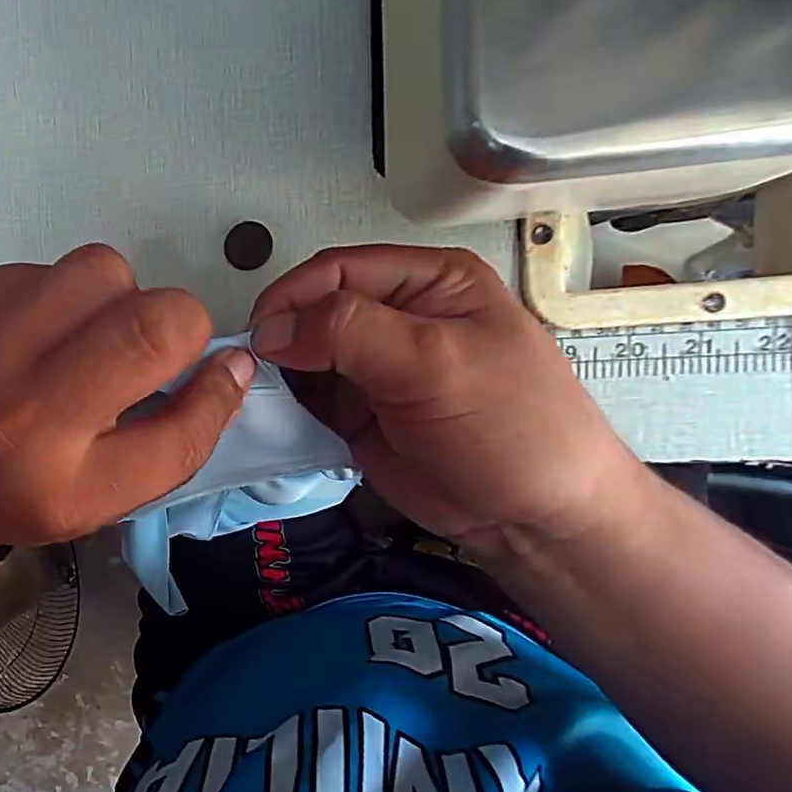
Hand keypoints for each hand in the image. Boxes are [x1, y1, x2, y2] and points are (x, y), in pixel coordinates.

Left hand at [0, 244, 253, 555]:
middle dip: (175, 324)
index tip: (214, 370)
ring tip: (91, 342)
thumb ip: (182, 438)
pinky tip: (44, 336)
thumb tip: (233, 365)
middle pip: (145, 313)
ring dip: (120, 300)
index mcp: (52, 459)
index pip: (172, 408)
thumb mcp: (108, 498)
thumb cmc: (20, 497)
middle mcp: (9, 393)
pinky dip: (70, 296)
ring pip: (102, 268)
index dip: (213, 379)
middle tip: (149, 355)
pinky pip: (54, 266)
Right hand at [251, 245, 647, 553]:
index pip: (339, 271)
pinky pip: (310, 399)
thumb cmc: (513, 429)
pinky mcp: (360, 413)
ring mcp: (375, 369)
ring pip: (305, 356)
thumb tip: (275, 326)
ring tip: (263, 397)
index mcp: (428, 283)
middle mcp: (397, 319)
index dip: (294, 298)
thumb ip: (351, 332)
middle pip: (315, 311)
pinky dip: (289, 407)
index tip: (263, 336)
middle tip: (257, 370)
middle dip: (283, 336)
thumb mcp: (434, 363)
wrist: (534, 519)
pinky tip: (279, 419)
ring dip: (281, 374)